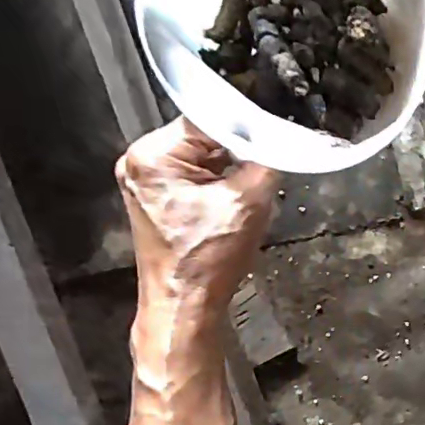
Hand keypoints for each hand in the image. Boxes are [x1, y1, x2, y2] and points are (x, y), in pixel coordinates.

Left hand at [116, 118, 276, 312]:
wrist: (186, 304)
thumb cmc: (206, 261)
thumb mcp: (249, 202)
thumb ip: (267, 161)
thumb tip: (281, 139)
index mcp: (152, 156)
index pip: (209, 119)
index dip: (247, 127)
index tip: (276, 136)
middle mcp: (142, 163)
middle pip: (205, 137)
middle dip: (239, 153)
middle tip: (263, 171)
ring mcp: (150, 182)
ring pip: (205, 158)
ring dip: (232, 171)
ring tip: (247, 195)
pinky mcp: (162, 199)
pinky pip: (200, 177)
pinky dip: (222, 185)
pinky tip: (235, 204)